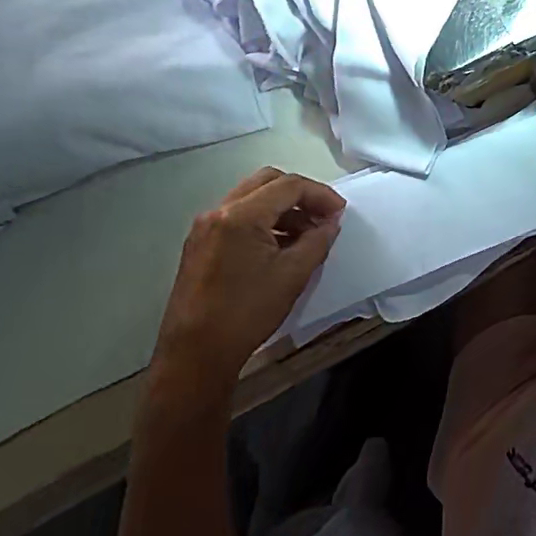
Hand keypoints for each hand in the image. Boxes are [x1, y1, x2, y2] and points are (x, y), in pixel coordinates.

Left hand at [154, 168, 346, 379]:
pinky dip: (262, 221)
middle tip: (323, 216)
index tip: (340, 212)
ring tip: (306, 234)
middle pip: (267, 182)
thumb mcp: (293, 275)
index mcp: (240, 215)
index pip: (288, 186)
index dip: (320, 195)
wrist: (195, 354)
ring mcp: (205, 226)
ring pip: (251, 197)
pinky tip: (279, 246)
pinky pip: (237, 216)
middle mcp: (218, 211)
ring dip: (281, 208)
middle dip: (300, 194)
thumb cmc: (247, 312)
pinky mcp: (199, 243)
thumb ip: (317, 240)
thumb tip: (330, 222)